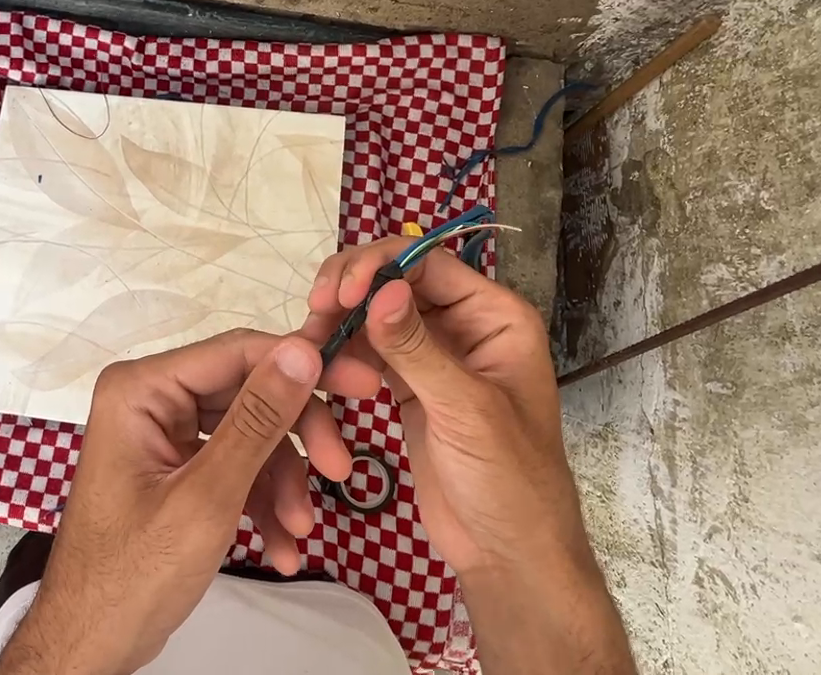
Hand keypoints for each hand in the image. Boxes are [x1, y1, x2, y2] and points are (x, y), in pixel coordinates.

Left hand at [0, 329, 381, 674]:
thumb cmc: (135, 574)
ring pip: (247, 434)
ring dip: (281, 482)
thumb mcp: (208, 496)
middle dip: (294, 441)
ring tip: (300, 531)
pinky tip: (282, 548)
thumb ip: (258, 421)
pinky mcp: (175, 467)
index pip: (237, 352)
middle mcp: (151, 397)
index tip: (362, 386)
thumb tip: (303, 350)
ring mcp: (162, 433)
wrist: (89, 649)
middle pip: (247, 394)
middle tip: (341, 470)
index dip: (303, 365)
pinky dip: (260, 501)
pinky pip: (231, 465)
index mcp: (143, 387)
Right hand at [306, 239, 634, 673]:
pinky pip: (368, 348)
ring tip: (311, 342)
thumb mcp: (464, 410)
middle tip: (315, 310)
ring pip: (375, 312)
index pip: (426, 264)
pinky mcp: (407, 383)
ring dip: (341, 319)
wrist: (507, 557)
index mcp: (493, 316)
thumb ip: (417, 348)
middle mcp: (463, 324)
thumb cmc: (508, 482)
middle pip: (395, 279)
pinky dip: (343, 350)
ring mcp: (432, 354)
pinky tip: (323, 363)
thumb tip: (379, 290)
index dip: (378, 267)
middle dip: (352, 287)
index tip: (338, 294)